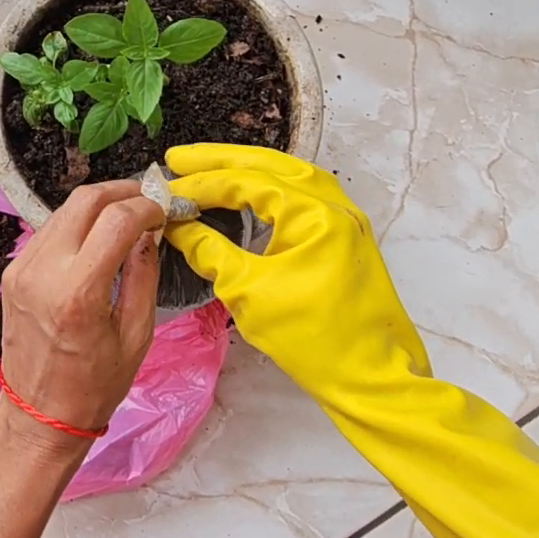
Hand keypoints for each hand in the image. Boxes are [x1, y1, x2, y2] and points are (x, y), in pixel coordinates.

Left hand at [0, 180, 163, 456]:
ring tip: (126, 217)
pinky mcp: (13, 270)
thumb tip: (150, 233)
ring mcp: (22, 268)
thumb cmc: (93, 386)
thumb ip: (144, 275)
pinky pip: (49, 231)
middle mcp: (44, 271)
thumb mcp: (136, 336)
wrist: (38, 415)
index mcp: (78, 293)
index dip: (146, 207)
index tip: (163, 212)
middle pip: (84, 200)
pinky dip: (76, 225)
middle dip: (121, 191)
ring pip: (64, 210)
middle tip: (147, 200)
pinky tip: (96, 239)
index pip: (116, 220)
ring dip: (98, 205)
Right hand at [162, 144, 427, 394]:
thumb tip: (176, 226)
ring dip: (243, 168)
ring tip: (205, 166)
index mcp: (314, 213)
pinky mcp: (342, 233)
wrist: (372, 379)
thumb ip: (209, 251)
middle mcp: (333, 203)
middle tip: (176, 159)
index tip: (165, 190)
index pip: (246, 182)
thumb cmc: (312, 337)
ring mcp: (343, 216)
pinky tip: (244, 190)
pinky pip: (299, 193)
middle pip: (267, 164)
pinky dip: (265, 185)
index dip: (201, 184)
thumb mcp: (249, 293)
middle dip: (218, 160)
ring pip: (285, 173)